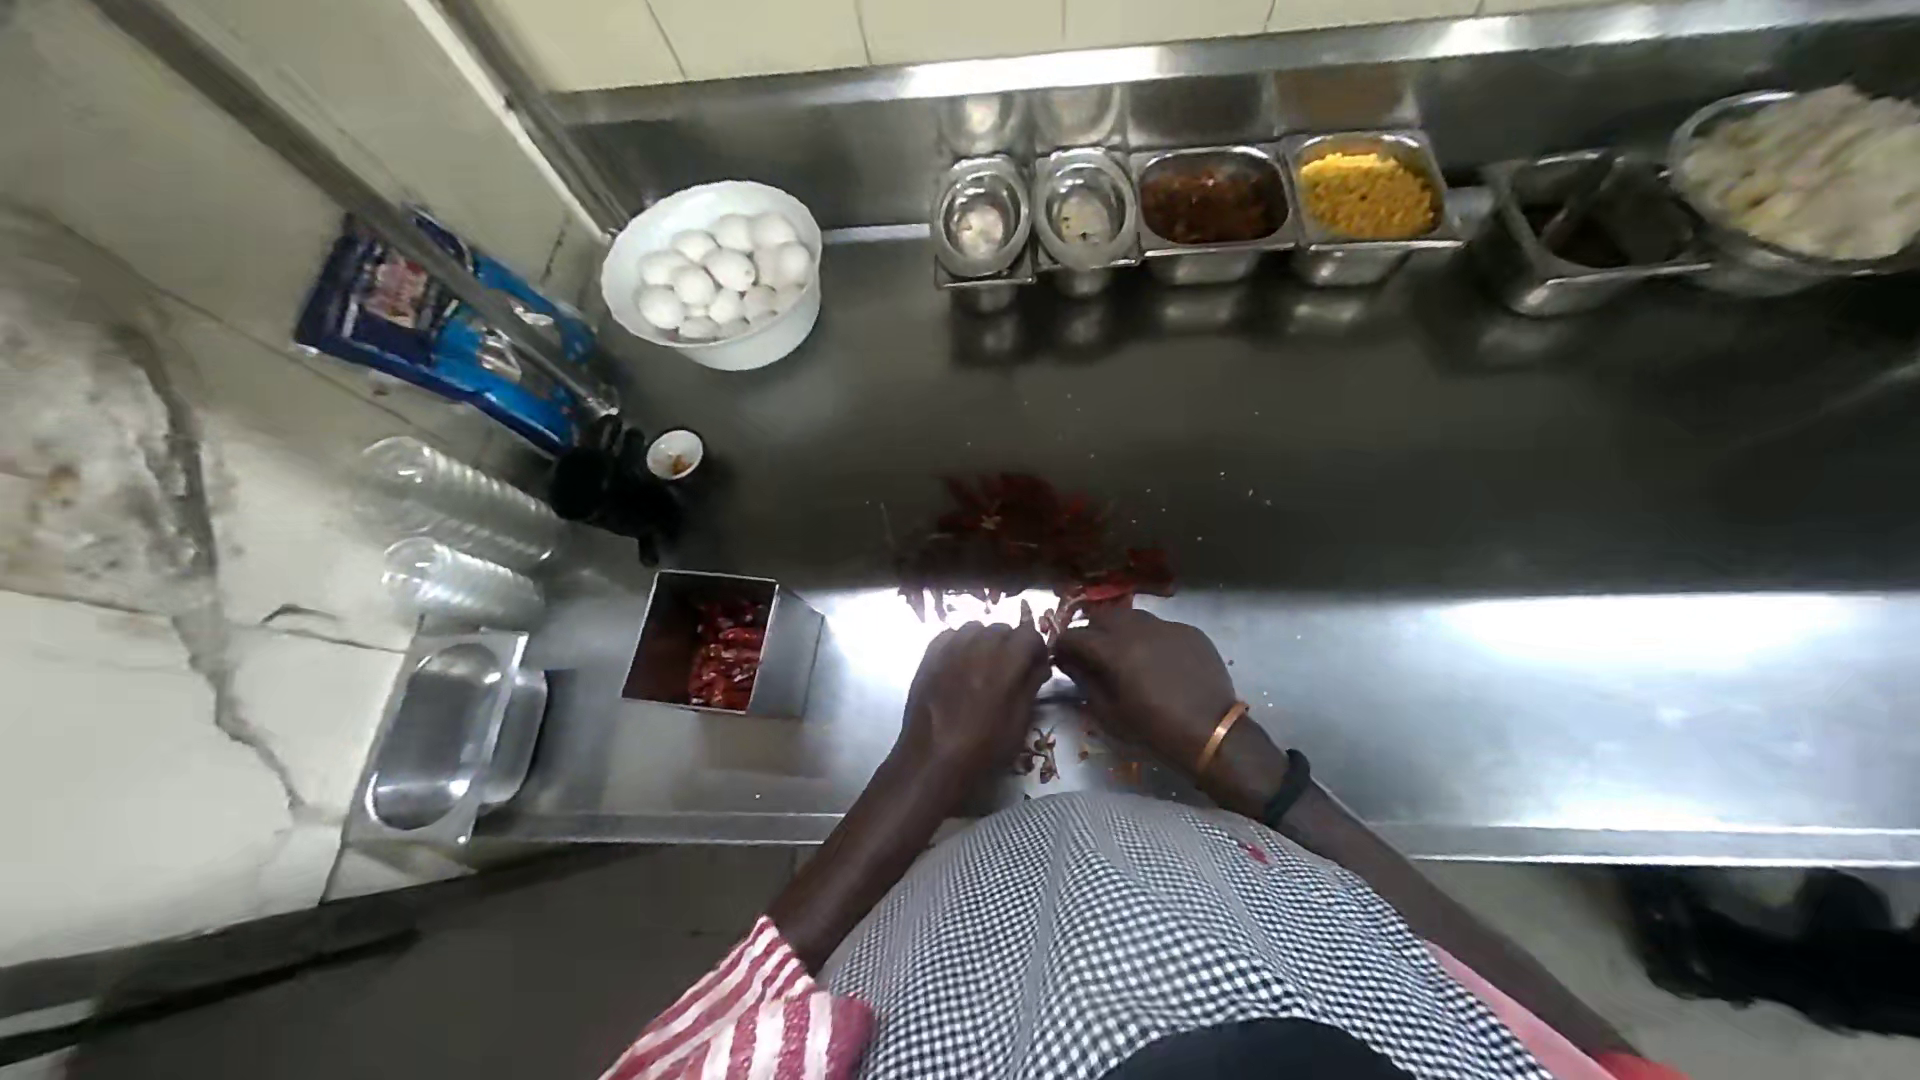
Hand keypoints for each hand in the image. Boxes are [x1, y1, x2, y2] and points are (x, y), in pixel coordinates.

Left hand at [891, 607, 1052, 798]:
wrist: (932, 760)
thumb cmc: (983, 748)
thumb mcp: (1019, 721)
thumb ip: (1031, 685)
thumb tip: (1040, 665)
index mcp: (1006, 660)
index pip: (1030, 633)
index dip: (1037, 649)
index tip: (1036, 666)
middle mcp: (978, 645)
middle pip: (1003, 629)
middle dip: (1012, 645)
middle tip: (1011, 671)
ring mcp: (950, 648)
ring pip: (976, 628)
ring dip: (985, 642)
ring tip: (984, 668)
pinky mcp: (929, 656)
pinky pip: (951, 636)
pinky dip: (960, 644)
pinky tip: (960, 666)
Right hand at [1054, 607, 1287, 814]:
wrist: (1212, 733)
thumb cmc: (1154, 729)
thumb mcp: (1110, 713)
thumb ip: (1086, 681)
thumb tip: (1070, 663)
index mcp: (1114, 650)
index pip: (1075, 635)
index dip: (1063, 645)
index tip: (1061, 656)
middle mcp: (1138, 629)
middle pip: (1103, 616)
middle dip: (1090, 630)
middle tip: (1090, 651)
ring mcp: (1167, 627)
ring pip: (1133, 617)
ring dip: (1120, 630)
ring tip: (1123, 651)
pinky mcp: (1190, 632)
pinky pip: (1161, 627)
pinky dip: (1149, 638)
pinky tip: (1155, 659)